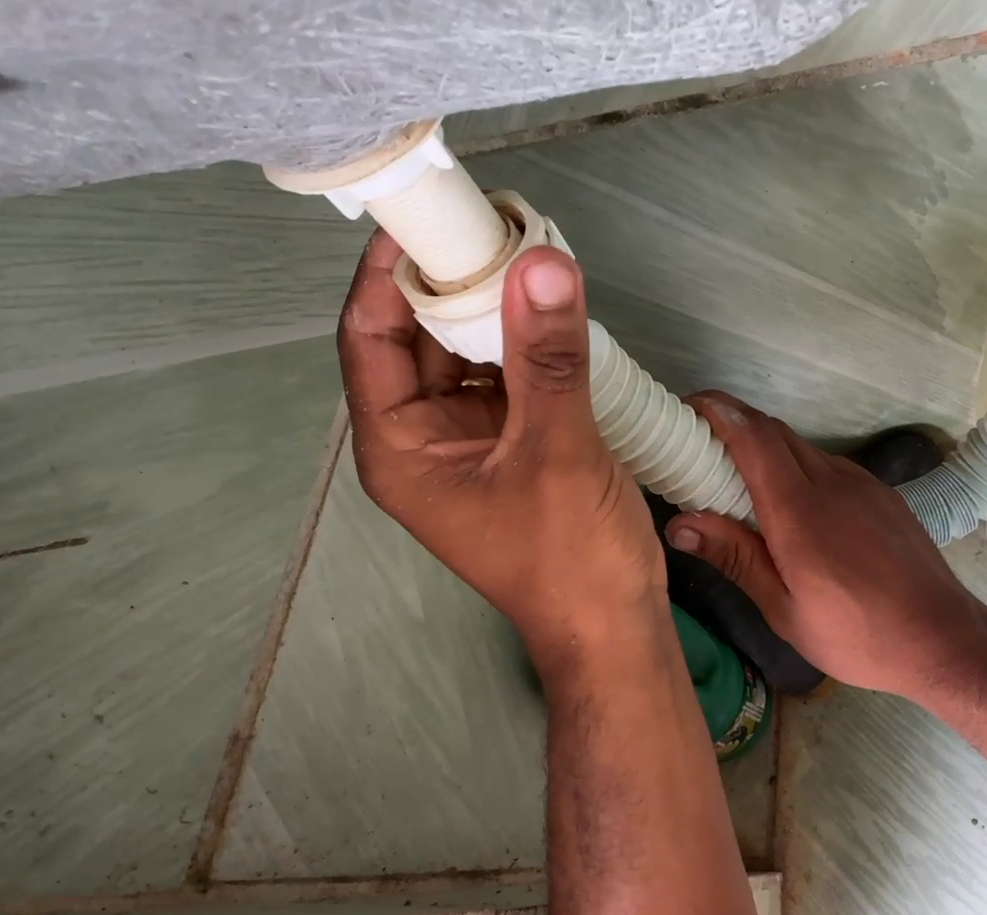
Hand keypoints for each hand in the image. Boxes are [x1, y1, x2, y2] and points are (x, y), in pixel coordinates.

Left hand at [336, 232, 663, 650]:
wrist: (615, 627)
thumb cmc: (570, 556)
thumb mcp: (558, 452)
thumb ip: (547, 358)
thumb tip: (543, 261)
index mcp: (401, 450)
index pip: (371, 339)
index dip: (391, 273)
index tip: (433, 215)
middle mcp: (425, 442)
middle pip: (418, 343)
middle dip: (452, 287)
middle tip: (495, 228)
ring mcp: (473, 445)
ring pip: (468, 360)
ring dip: (494, 314)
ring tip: (529, 258)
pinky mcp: (518, 449)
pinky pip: (509, 381)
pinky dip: (526, 347)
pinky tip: (554, 314)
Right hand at [663, 392, 986, 698]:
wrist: (941, 637)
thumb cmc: (856, 635)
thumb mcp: (785, 609)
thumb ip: (735, 557)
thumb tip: (679, 522)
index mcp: (799, 509)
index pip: (751, 435)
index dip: (715, 411)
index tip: (683, 409)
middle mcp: (831, 481)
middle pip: (773, 432)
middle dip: (732, 427)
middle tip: (697, 451)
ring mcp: (862, 484)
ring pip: (803, 449)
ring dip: (766, 450)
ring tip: (738, 483)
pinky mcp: (881, 495)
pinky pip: (829, 467)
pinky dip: (798, 470)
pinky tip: (792, 508)